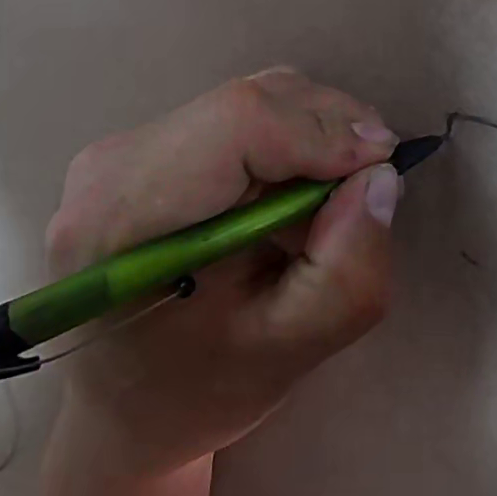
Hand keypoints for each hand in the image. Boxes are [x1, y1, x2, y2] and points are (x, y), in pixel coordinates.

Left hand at [35, 68, 401, 495]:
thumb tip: (379, 177)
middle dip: (327, 129)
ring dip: (311, 134)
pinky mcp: (146, 142)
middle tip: (369, 183)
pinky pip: (237, 113)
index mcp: (125, 214)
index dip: (320, 131)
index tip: (382, 163)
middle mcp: (114, 160)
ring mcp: (125, 144)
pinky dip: (287, 138)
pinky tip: (292, 193)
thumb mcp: (286, 353)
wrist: (122, 399)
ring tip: (327, 200)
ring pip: (249, 96)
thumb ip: (346, 271)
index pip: (236, 123)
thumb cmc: (194, 390)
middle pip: (247, 100)